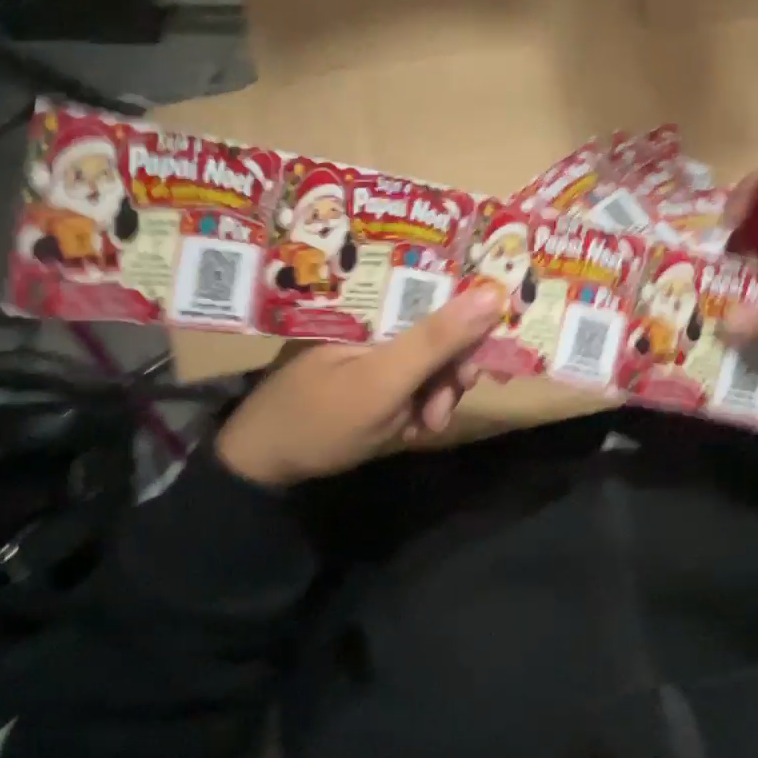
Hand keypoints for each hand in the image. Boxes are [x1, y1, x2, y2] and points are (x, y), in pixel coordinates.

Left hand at [216, 283, 505, 485]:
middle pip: (439, 331)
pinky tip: (408, 430)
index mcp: (375, 303)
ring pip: (430, 362)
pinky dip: (419, 408)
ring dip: (438, 398)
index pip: (440, 292)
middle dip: (452, 374)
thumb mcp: (385, 380)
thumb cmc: (321, 417)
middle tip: (444, 410)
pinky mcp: (367, 376)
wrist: (263, 465)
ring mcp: (370, 348)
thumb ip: (437, 339)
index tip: (487, 362)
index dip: (473, 322)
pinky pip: (411, 383)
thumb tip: (495, 292)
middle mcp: (375, 317)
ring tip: (424, 427)